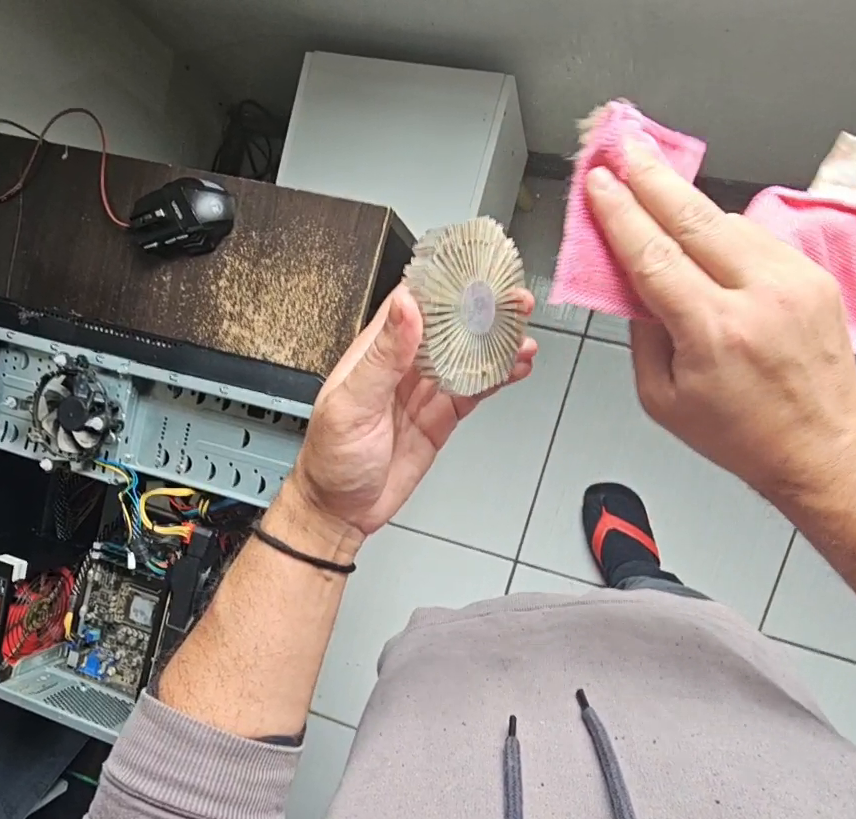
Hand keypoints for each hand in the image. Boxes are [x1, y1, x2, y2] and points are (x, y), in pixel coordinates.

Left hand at [275, 285, 537, 555]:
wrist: (339, 511)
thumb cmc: (330, 460)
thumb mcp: (351, 404)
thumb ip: (382, 357)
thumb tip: (405, 308)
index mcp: (374, 353)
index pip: (412, 303)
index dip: (444, 284)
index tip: (474, 269)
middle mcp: (401, 367)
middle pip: (448, 326)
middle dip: (482, 310)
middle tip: (513, 299)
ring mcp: (422, 392)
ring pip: (467, 356)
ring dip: (496, 343)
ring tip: (524, 332)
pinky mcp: (439, 418)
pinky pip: (473, 390)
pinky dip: (497, 378)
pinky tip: (516, 367)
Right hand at [584, 142, 855, 502]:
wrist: (818, 443)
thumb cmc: (737, 433)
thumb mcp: (661, 399)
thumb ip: (644, 336)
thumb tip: (632, 288)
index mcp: (714, 331)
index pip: (654, 255)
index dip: (620, 215)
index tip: (599, 186)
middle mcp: (760, 296)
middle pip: (693, 218)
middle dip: (651, 180)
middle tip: (624, 150)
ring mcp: (794, 280)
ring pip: (726, 221)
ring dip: (684, 201)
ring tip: (653, 180)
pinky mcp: (813, 277)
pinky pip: (754, 238)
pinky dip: (719, 227)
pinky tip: (696, 223)